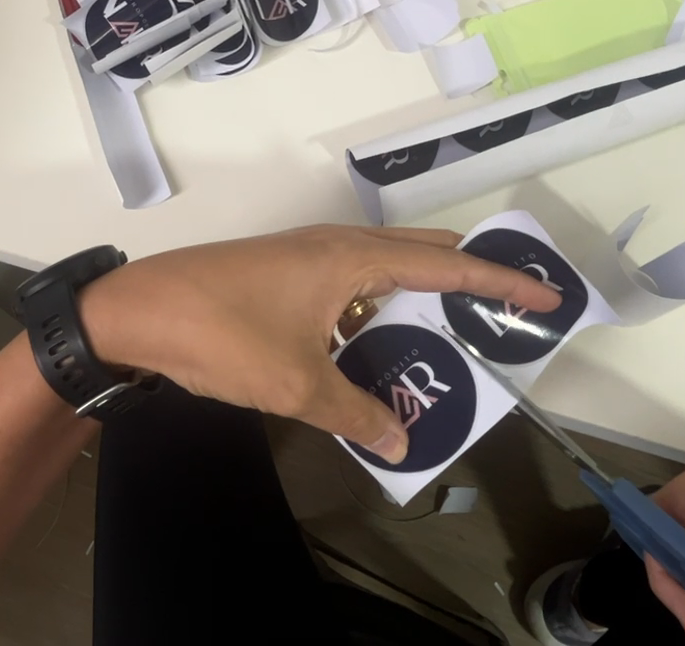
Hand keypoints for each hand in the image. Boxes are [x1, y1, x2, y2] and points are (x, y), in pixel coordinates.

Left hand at [77, 225, 558, 463]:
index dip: (499, 281)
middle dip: (467, 278)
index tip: (544, 293)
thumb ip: (356, 411)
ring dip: (419, 295)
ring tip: (449, 332)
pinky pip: (352, 282)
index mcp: (353, 257)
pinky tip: (376, 343)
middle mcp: (338, 245)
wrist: (141, 309)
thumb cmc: (225, 334)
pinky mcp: (287, 271)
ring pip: (384, 267)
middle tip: (505, 308)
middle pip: (421, 253)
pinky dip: (378, 307)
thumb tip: (400, 439)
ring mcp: (309, 254)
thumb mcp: (298, 383)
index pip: (447, 266)